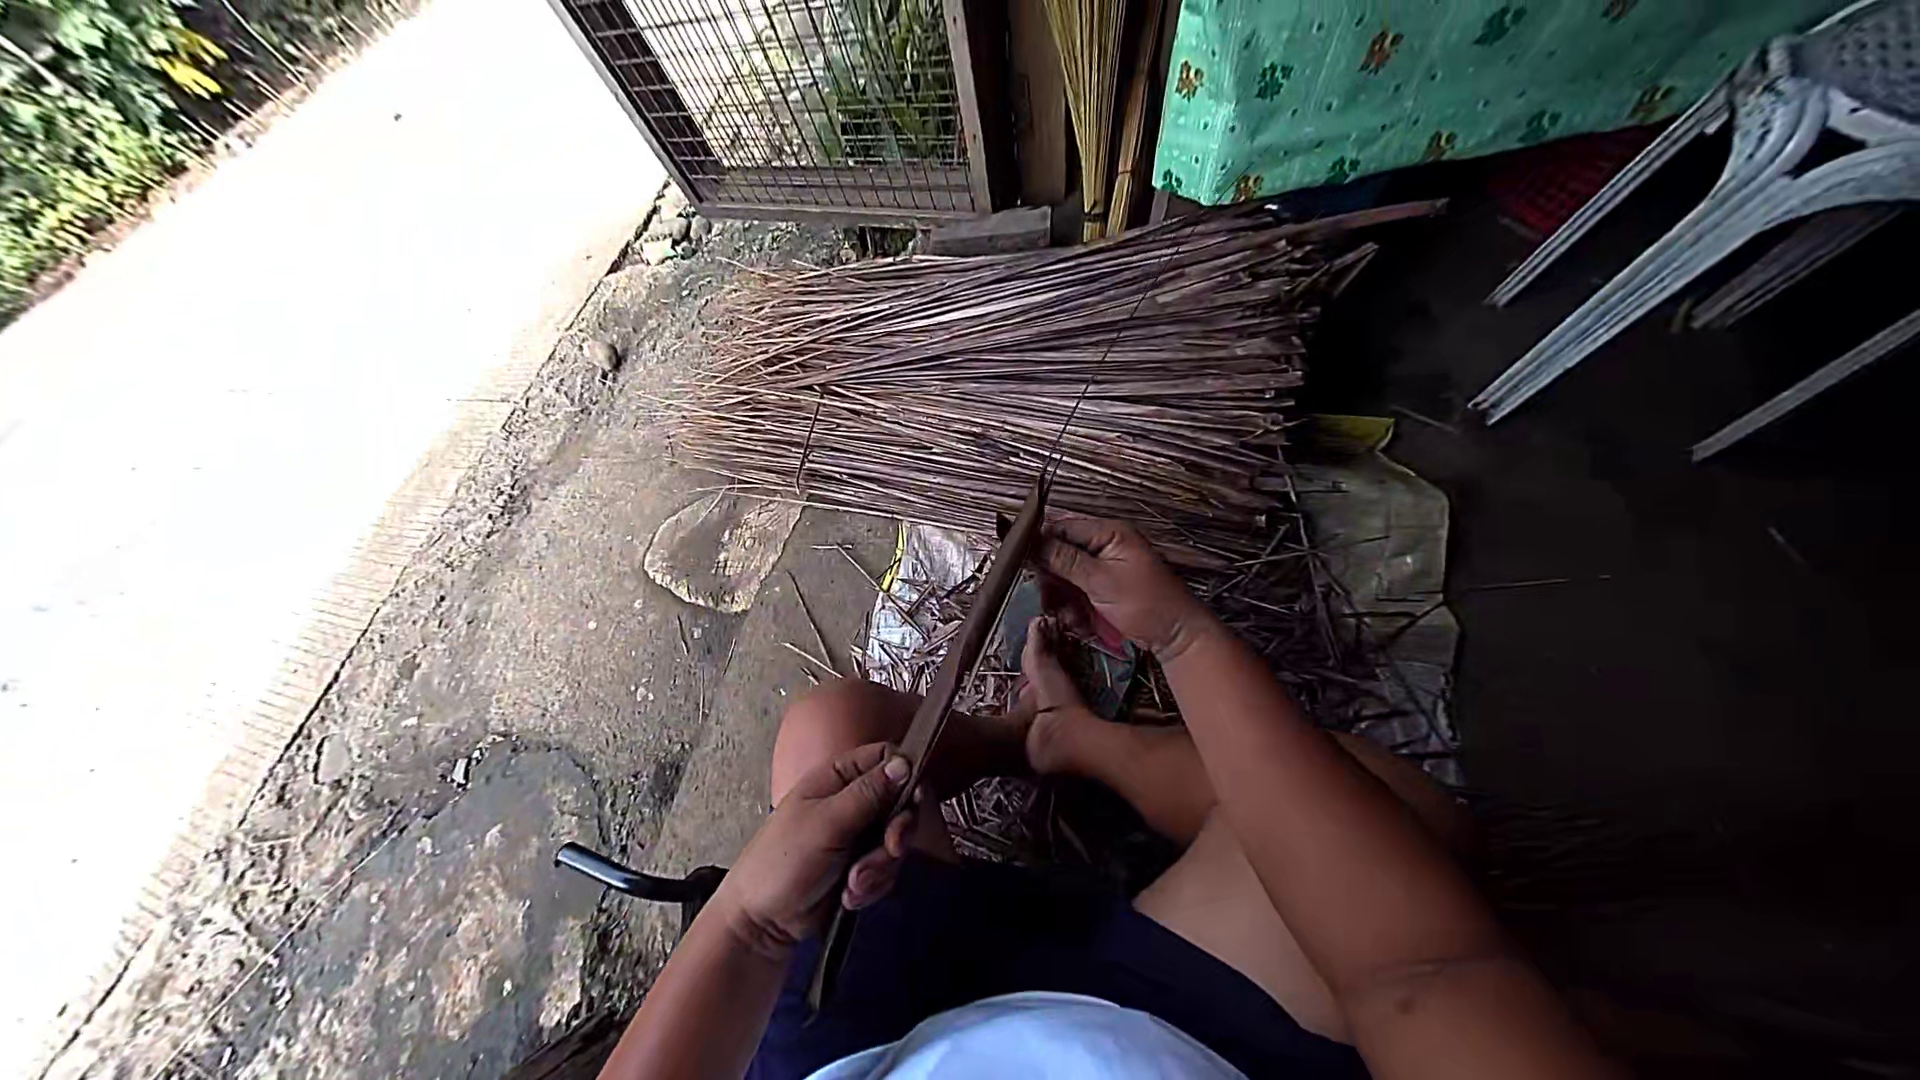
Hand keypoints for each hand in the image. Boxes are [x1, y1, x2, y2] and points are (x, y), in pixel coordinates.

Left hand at [714, 742, 917, 957]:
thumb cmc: (782, 863)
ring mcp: (859, 833)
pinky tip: (849, 895)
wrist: (763, 925)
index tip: (910, 800)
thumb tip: (904, 764)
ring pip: (897, 838)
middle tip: (888, 848)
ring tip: (853, 882)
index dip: (904, 775)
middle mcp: (852, 799)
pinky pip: (888, 867)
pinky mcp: (863, 863)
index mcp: (838, 776)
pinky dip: (874, 884)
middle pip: (901, 800)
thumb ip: (868, 793)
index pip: (887, 757)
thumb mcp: (827, 823)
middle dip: (896, 832)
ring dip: (880, 866)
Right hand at [1033, 515, 1214, 659]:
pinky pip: (1074, 590)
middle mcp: (1104, 545)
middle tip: (1051, 599)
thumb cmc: (1147, 604)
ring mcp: (1103, 567)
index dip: (1040, 543)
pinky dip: (1071, 605)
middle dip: (1051, 577)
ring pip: (1063, 574)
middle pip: (1059, 551)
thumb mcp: (1101, 581)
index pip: (1062, 527)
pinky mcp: (1102, 587)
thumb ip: (1064, 560)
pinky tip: (1076, 620)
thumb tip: (1031, 543)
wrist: (1176, 636)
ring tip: (1068, 614)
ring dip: (1060, 595)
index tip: (1022, 564)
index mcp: (1109, 532)